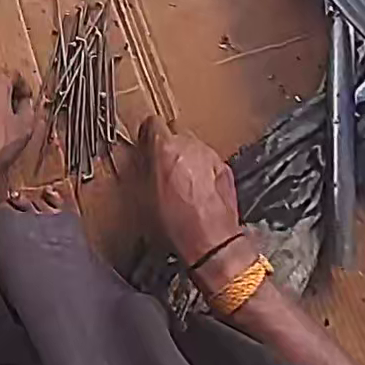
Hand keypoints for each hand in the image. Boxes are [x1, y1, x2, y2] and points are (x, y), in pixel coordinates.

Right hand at [141, 117, 250, 291]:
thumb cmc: (177, 224)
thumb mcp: (144, 197)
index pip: (153, 122)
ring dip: (186, 157)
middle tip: (163, 167)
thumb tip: (141, 158)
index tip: (147, 143)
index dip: (148, 134)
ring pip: (192, 145)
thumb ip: (143, 168)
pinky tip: (198, 189)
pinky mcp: (223, 166)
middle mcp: (188, 145)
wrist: (211, 241)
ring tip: (182, 181)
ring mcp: (208, 154)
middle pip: (174, 133)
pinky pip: (207, 159)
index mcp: (165, 148)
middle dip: (168, 146)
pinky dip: (202, 168)